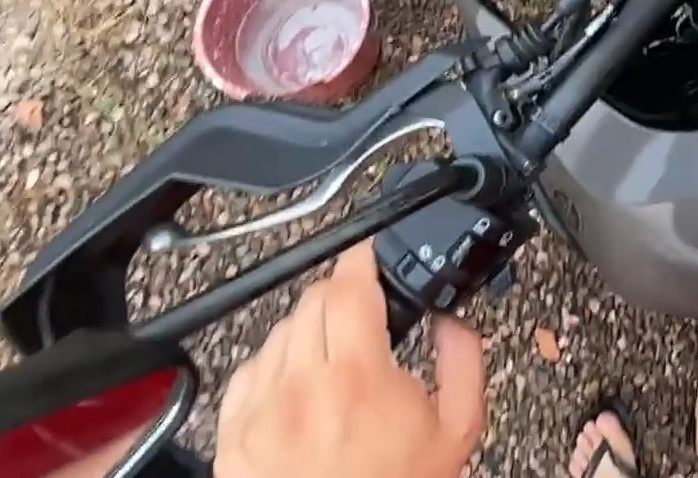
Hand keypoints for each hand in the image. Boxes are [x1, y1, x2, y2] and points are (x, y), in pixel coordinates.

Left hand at [215, 242, 485, 477]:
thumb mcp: (457, 430)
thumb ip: (463, 360)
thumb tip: (450, 317)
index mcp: (358, 379)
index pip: (347, 286)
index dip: (361, 258)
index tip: (371, 255)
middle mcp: (301, 391)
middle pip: (312, 300)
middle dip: (343, 294)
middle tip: (366, 312)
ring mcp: (260, 416)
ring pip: (280, 330)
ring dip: (310, 327)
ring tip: (336, 354)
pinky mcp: (233, 441)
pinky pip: (249, 370)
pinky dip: (275, 362)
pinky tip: (301, 383)